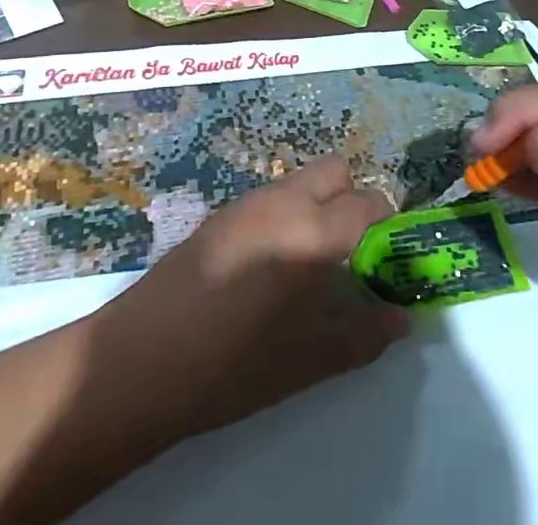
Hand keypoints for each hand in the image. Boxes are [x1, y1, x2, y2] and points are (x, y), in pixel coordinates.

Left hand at [86, 157, 409, 437]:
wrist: (137, 361)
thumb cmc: (231, 365)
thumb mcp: (308, 361)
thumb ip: (362, 334)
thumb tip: (400, 318)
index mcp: (312, 232)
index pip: (372, 203)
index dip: (390, 227)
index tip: (389, 262)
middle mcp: (282, 202)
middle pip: (337, 171)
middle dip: (355, 200)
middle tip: (352, 253)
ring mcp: (245, 203)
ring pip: (300, 181)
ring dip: (319, 206)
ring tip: (311, 265)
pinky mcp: (218, 216)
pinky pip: (270, 198)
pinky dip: (287, 215)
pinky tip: (270, 267)